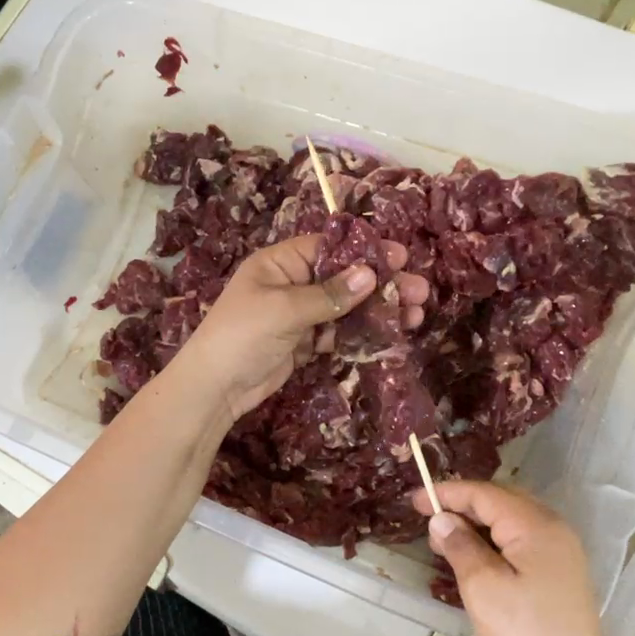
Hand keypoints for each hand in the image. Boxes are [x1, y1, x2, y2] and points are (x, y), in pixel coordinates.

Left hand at [169, 234, 428, 419]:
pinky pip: (338, 334)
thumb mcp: (284, 310)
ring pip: (346, 308)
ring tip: (415, 315)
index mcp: (279, 263)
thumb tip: (371, 274)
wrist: (215, 388)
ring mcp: (297, 315)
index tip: (401, 257)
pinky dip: (361, 335)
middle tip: (420, 291)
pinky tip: (389, 335)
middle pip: (344, 278)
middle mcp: (290, 284)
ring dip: (379, 311)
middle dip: (382, 285)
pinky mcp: (302, 344)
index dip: (366, 252)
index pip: (329, 248)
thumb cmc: (241, 336)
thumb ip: (329, 294)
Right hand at [412, 481, 622, 635]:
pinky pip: (521, 539)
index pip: (485, 494)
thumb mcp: (482, 586)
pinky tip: (474, 556)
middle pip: (501, 501)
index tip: (414, 501)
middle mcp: (553, 528)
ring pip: (511, 520)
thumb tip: (442, 519)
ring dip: (477, 523)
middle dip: (462, 505)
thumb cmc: (524, 631)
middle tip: (428, 520)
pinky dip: (493, 539)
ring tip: (445, 540)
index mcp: (535, 525)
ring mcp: (560, 549)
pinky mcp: (559, 569)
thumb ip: (460, 546)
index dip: (447, 493)